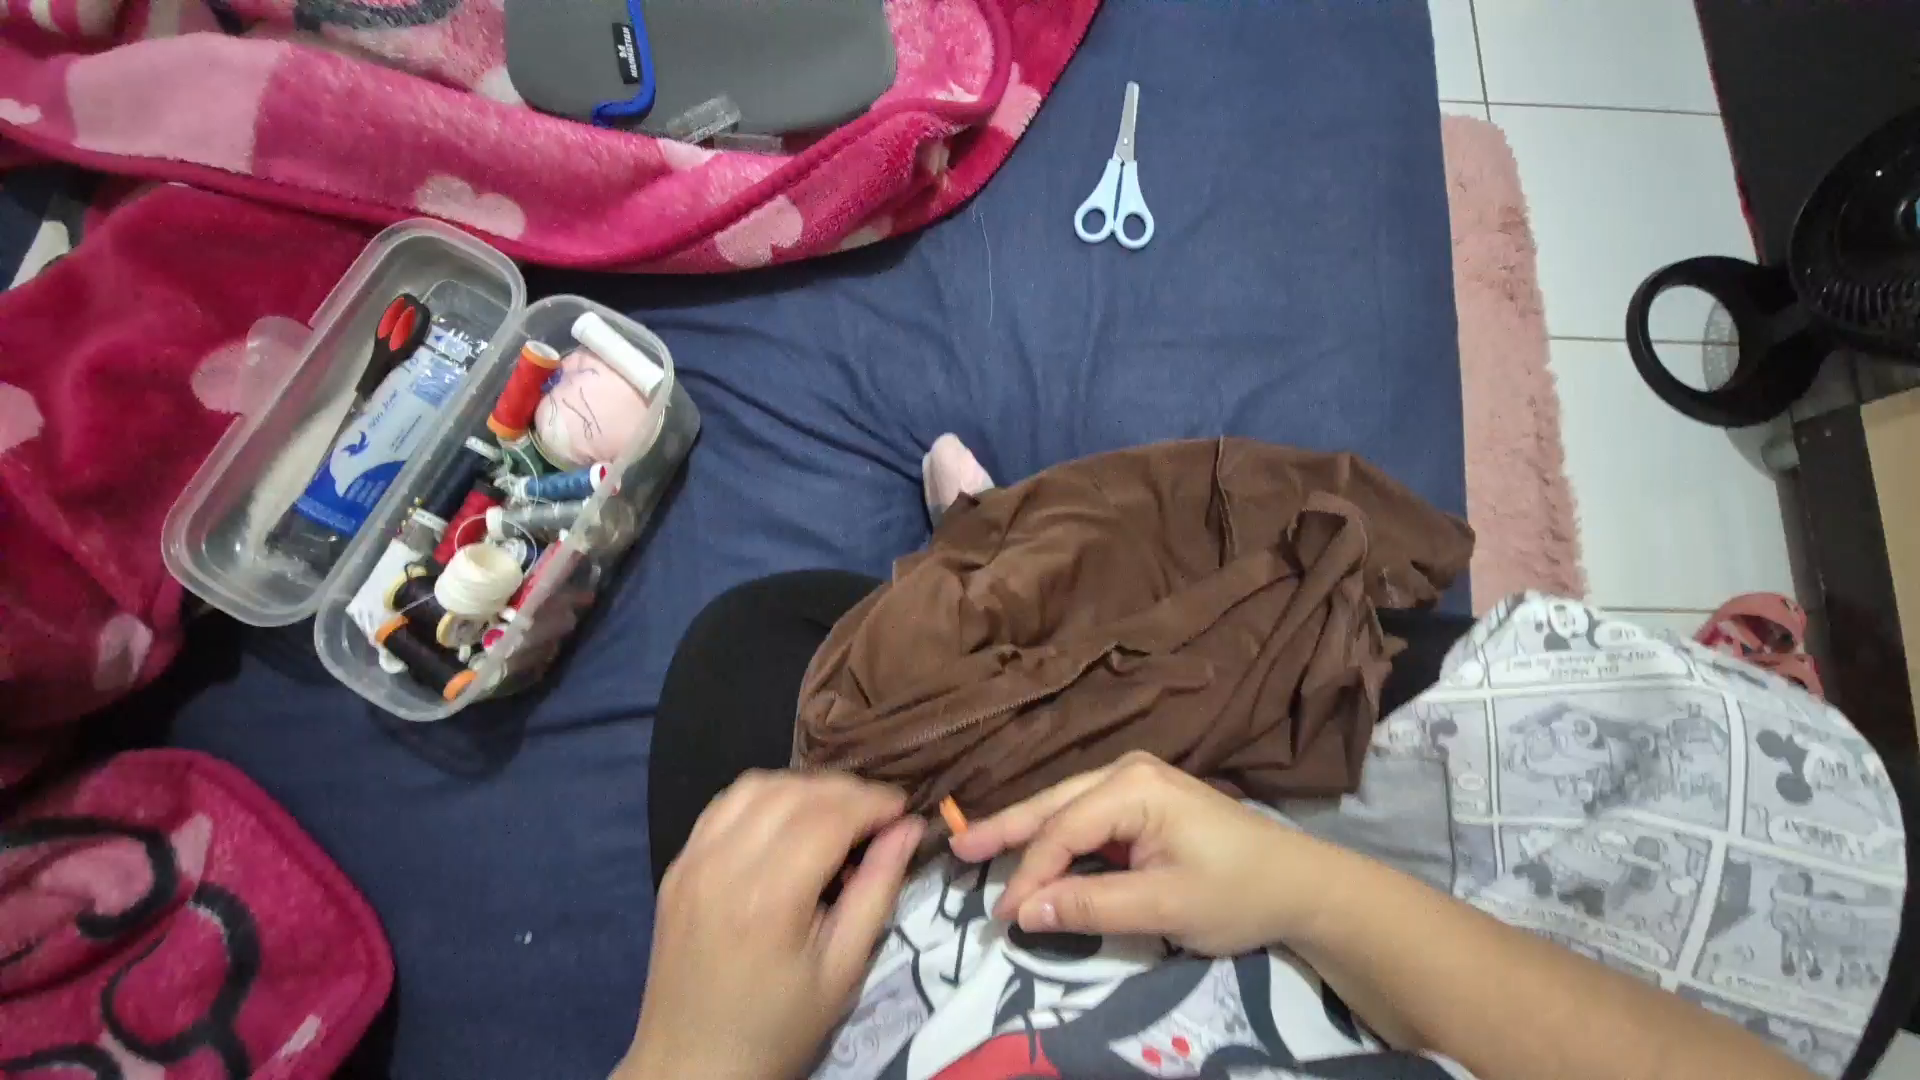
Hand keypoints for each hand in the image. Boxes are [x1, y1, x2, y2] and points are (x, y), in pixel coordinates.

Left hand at [617, 771, 924, 1079]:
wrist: (691, 1068)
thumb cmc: (778, 1027)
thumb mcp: (843, 969)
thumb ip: (878, 890)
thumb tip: (909, 827)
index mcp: (768, 899)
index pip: (829, 816)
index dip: (873, 802)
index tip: (903, 808)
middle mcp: (724, 865)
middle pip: (795, 792)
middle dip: (846, 790)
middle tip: (878, 812)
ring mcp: (693, 860)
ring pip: (757, 785)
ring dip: (805, 786)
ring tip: (835, 811)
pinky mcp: (678, 863)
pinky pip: (725, 803)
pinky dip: (764, 795)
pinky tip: (787, 816)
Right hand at [948, 752, 1337, 954]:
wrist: (1299, 883)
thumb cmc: (1236, 892)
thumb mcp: (1164, 907)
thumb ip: (1090, 906)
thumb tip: (1024, 913)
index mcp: (1132, 787)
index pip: (1063, 831)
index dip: (1029, 875)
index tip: (1002, 917)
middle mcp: (1125, 771)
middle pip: (1053, 804)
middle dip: (1006, 829)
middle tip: (957, 847)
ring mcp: (1133, 781)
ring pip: (1064, 807)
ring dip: (1027, 832)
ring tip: (980, 846)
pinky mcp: (1140, 799)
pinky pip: (1085, 816)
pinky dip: (1057, 838)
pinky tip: (1032, 850)